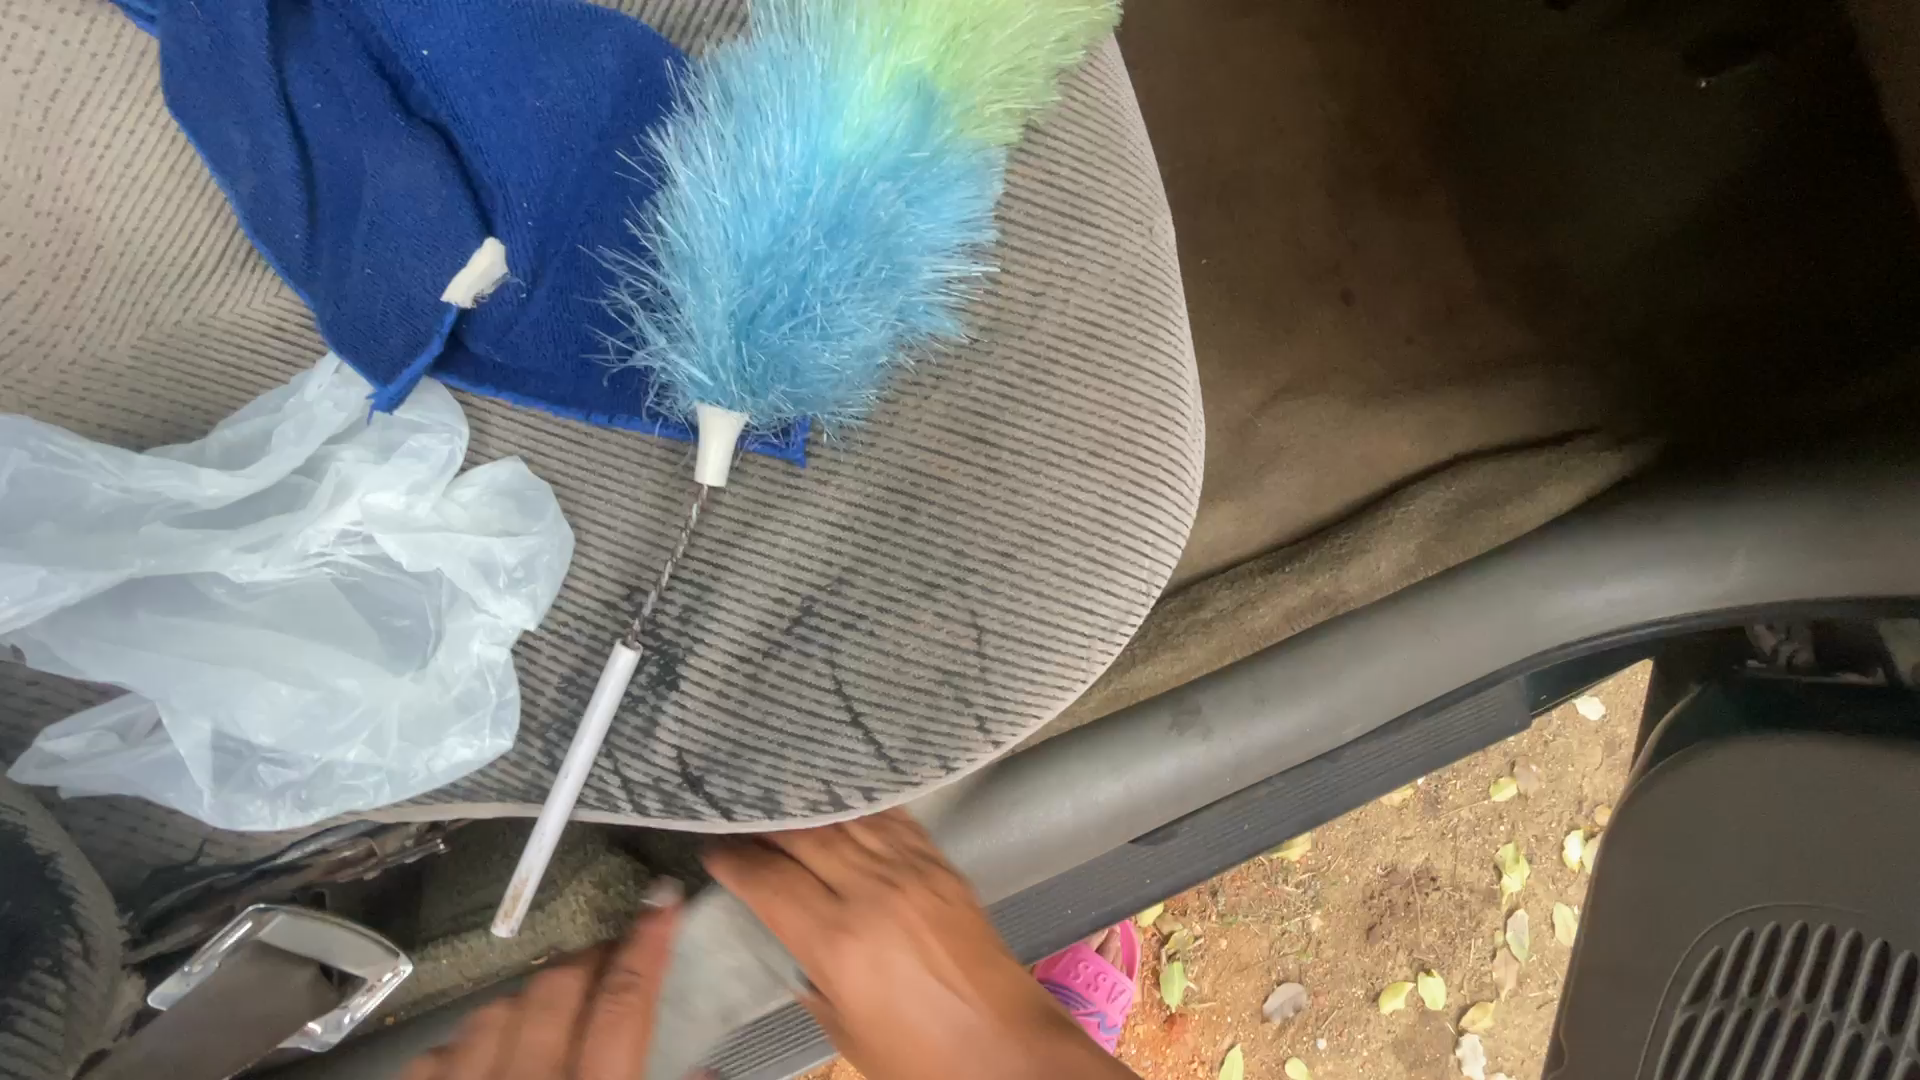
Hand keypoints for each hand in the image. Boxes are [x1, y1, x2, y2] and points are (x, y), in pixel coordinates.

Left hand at [401, 894, 680, 1079]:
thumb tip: (705, 1067)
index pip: (624, 1002)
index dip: (648, 943)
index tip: (665, 895)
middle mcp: (525, 1079)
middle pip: (559, 989)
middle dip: (590, 953)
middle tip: (612, 939)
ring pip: (496, 1011)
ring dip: (528, 998)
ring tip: (548, 999)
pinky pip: (434, 1055)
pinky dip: (463, 1045)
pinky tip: (479, 1052)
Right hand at [705, 810, 1136, 1079]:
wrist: (1003, 1045)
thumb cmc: (916, 1054)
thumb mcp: (842, 1026)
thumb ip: (807, 969)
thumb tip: (786, 929)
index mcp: (838, 939)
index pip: (769, 880)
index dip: (733, 859)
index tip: (714, 849)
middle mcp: (872, 889)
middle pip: (804, 835)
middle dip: (765, 824)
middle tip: (740, 817)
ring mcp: (911, 868)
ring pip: (847, 817)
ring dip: (810, 806)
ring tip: (783, 797)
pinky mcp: (940, 861)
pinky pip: (893, 818)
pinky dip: (862, 805)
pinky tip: (844, 798)